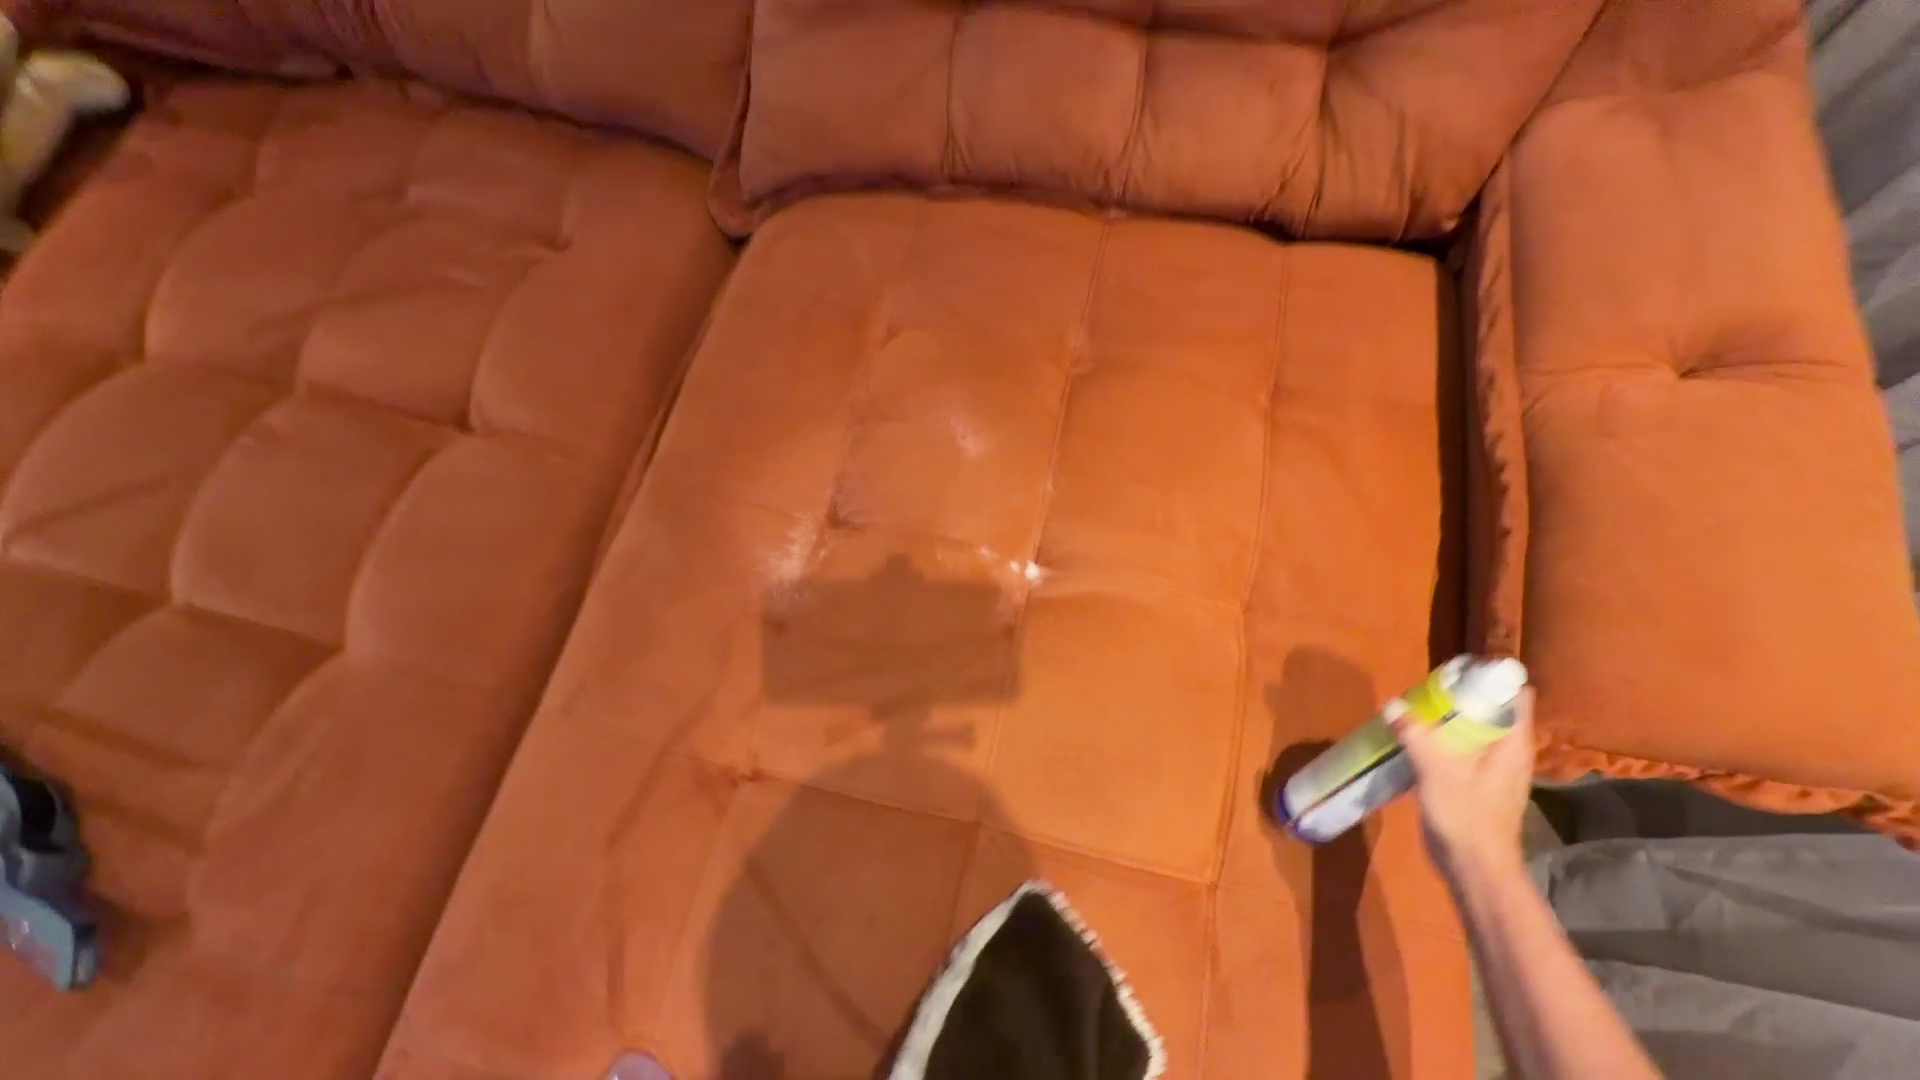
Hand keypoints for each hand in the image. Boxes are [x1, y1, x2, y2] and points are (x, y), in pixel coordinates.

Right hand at [1389, 687, 1536, 882]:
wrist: (1475, 867)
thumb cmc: (1467, 816)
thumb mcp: (1437, 771)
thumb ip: (1415, 736)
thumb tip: (1393, 705)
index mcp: (1512, 744)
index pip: (1516, 697)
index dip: (1492, 679)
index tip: (1460, 669)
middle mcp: (1508, 753)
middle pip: (1492, 712)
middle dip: (1462, 698)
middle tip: (1428, 688)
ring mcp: (1493, 771)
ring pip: (1474, 733)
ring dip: (1449, 721)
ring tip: (1417, 710)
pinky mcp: (1476, 786)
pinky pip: (1461, 752)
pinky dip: (1443, 742)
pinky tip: (1416, 742)